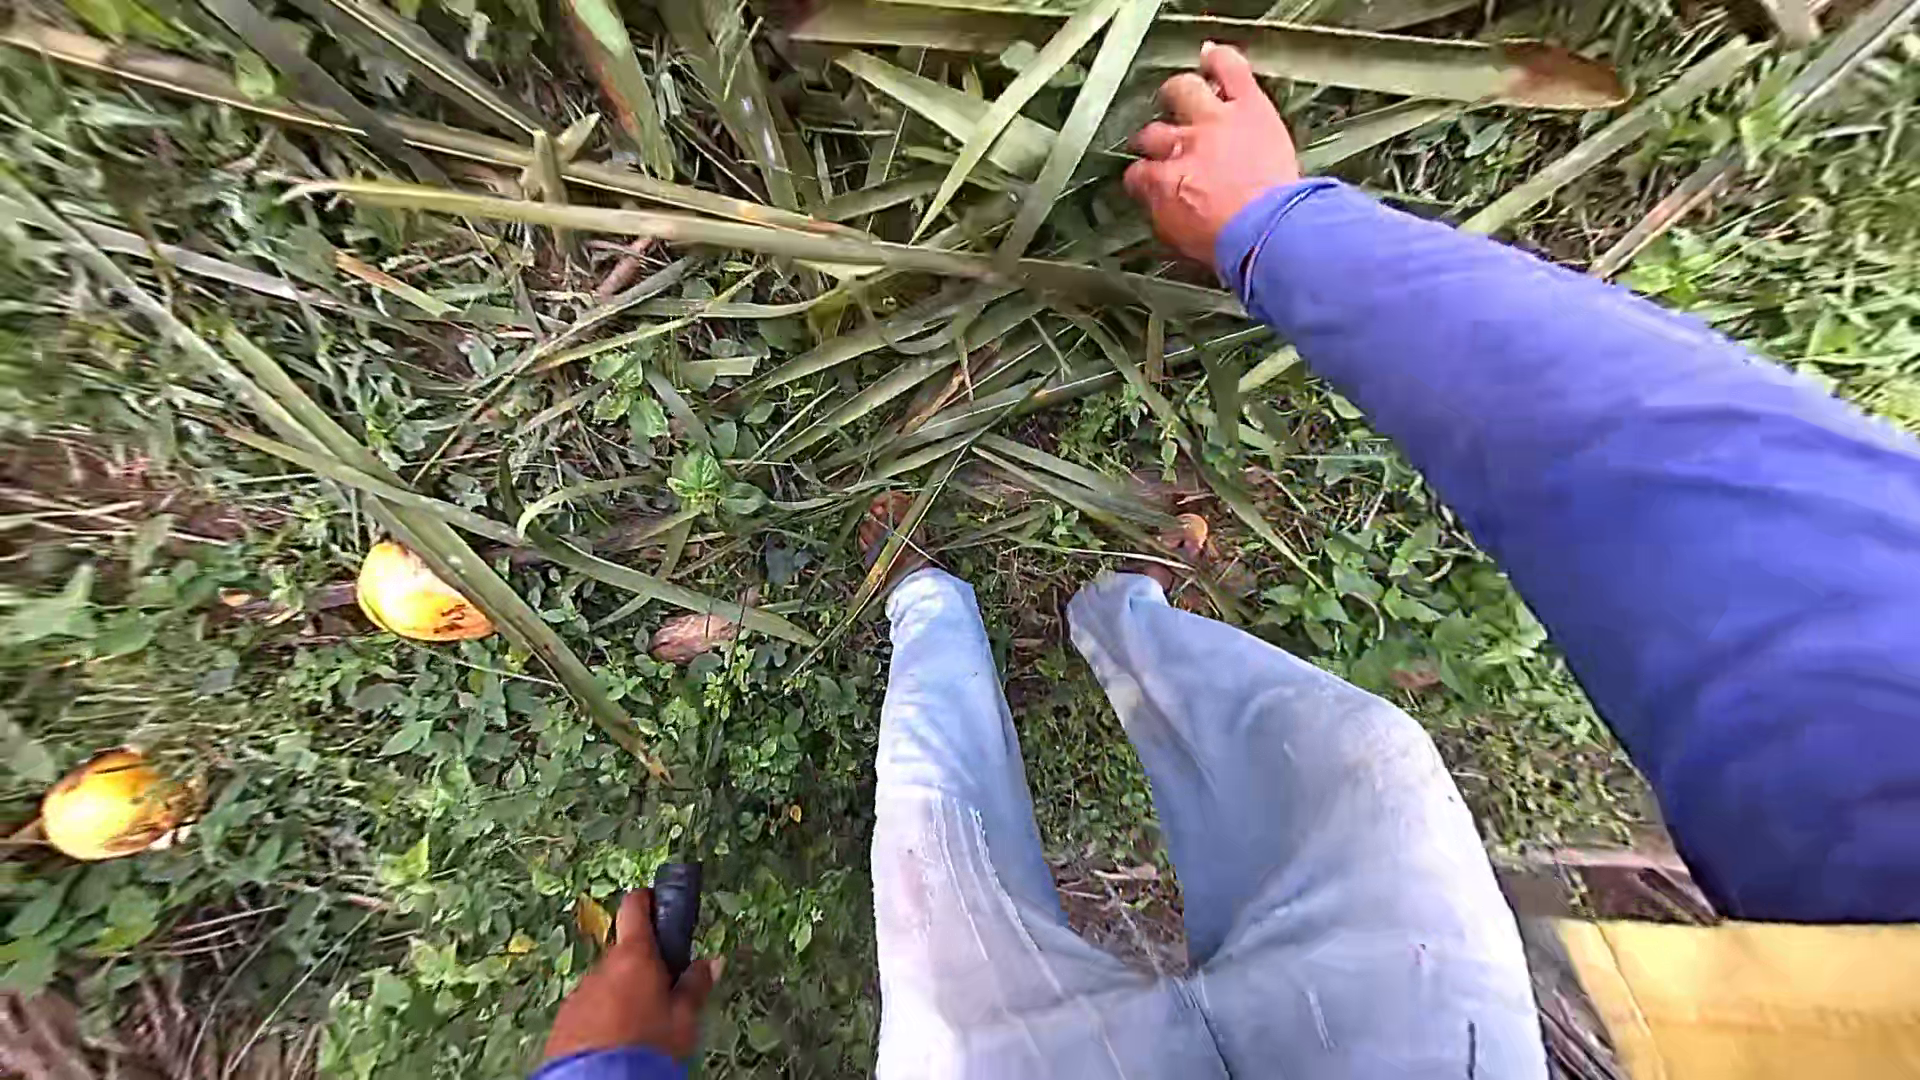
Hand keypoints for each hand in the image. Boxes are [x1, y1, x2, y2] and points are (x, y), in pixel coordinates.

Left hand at [542, 890, 721, 1063]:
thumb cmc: (648, 1047)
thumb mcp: (684, 1019)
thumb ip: (696, 986)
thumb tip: (712, 961)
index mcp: (634, 955)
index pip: (635, 907)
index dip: (649, 900)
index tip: (662, 904)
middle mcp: (602, 969)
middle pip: (624, 953)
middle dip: (642, 965)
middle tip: (663, 990)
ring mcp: (577, 998)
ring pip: (605, 984)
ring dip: (620, 993)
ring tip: (637, 1025)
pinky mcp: (559, 1029)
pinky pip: (587, 1011)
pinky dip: (601, 1018)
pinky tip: (613, 1042)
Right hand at [1123, 43, 1300, 269]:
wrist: (1265, 229)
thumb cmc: (1225, 241)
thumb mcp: (1177, 237)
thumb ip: (1161, 212)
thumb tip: (1154, 203)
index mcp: (1162, 184)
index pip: (1138, 175)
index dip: (1138, 178)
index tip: (1142, 180)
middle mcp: (1182, 147)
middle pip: (1154, 134)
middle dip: (1149, 139)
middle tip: (1152, 140)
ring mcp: (1213, 122)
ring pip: (1184, 92)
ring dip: (1175, 93)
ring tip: (1173, 93)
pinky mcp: (1247, 106)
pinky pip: (1229, 69)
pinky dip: (1218, 59)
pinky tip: (1210, 56)